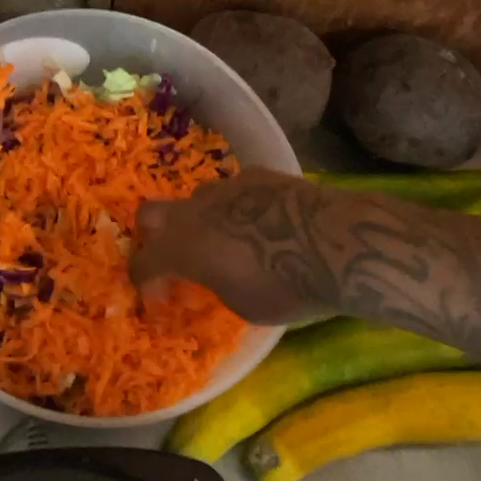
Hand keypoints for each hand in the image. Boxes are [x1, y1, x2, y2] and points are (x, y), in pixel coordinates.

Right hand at [132, 168, 355, 324]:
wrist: (336, 242)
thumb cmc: (286, 286)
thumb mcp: (244, 305)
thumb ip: (216, 285)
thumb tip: (214, 275)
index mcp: (181, 247)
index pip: (144, 262)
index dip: (145, 281)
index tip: (156, 296)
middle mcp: (193, 211)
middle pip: (150, 213)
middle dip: (153, 235)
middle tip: (172, 256)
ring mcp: (224, 187)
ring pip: (194, 199)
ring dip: (198, 220)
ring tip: (224, 240)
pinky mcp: (256, 174)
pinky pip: (233, 191)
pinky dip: (236, 208)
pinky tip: (260, 223)